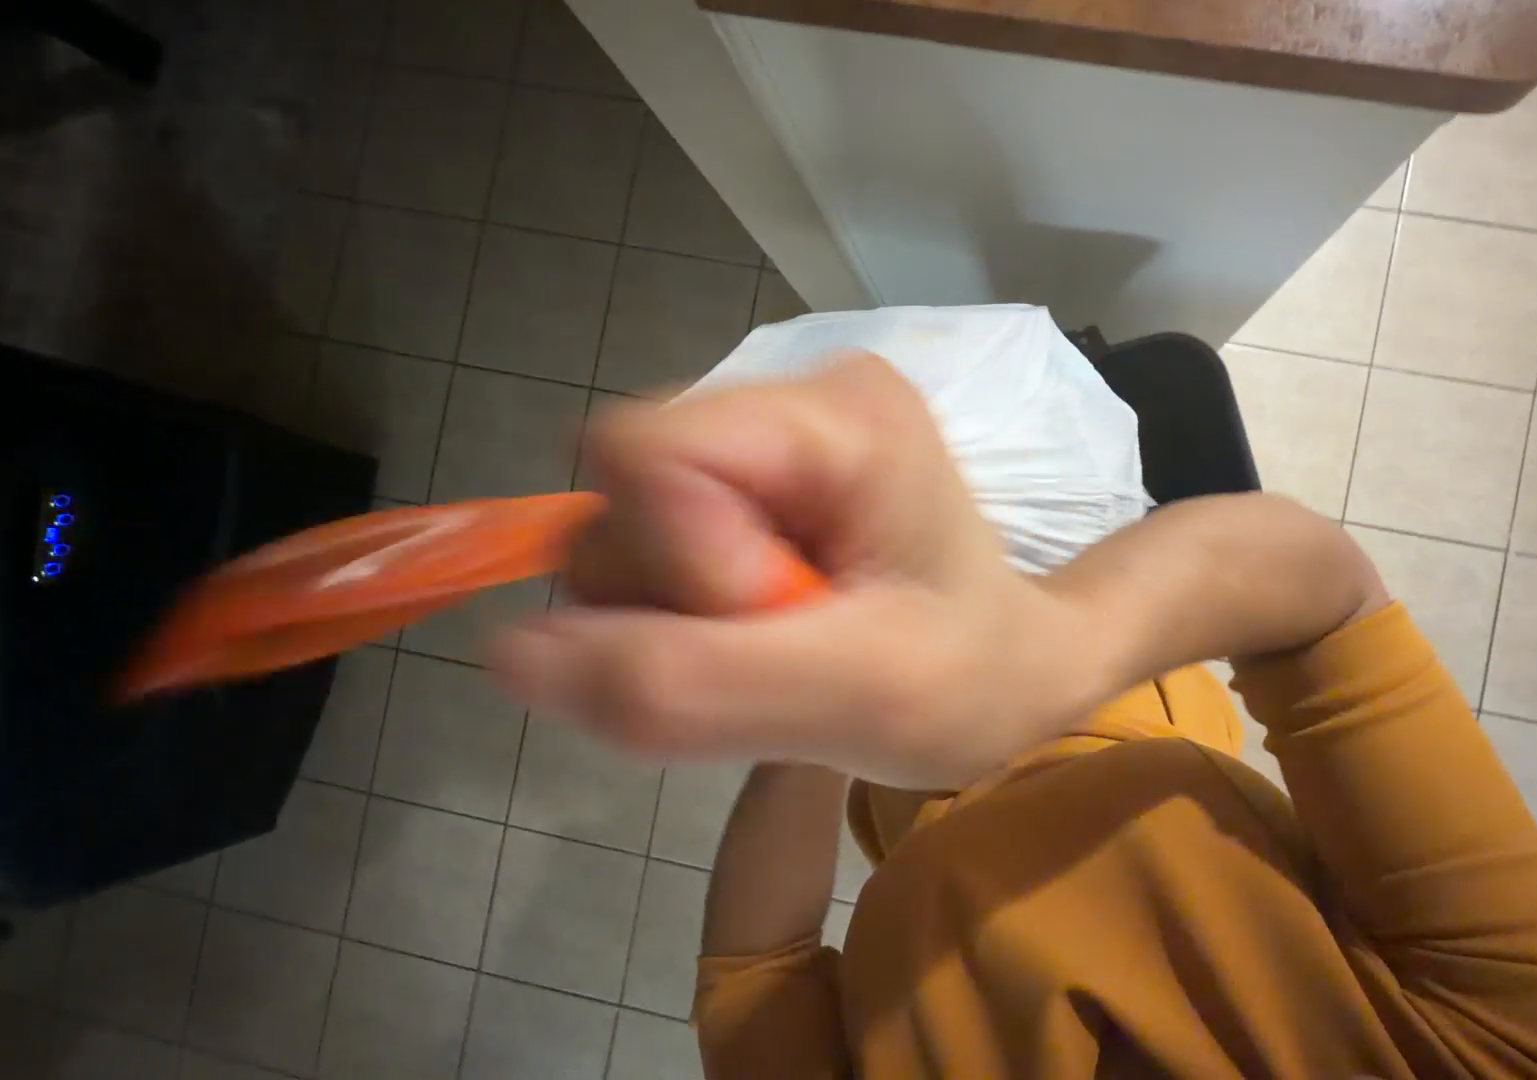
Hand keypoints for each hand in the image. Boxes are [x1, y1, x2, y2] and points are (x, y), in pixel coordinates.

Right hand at [490, 353, 1103, 789]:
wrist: (1014, 671)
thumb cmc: (975, 680)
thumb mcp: (861, 695)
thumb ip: (690, 682)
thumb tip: (511, 653)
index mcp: (838, 415)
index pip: (648, 454)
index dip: (676, 562)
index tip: (766, 625)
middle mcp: (790, 401)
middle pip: (625, 495)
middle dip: (676, 601)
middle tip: (784, 645)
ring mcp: (763, 442)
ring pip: (625, 531)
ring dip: (680, 621)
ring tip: (783, 648)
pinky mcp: (746, 487)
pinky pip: (651, 554)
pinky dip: (686, 620)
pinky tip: (765, 637)